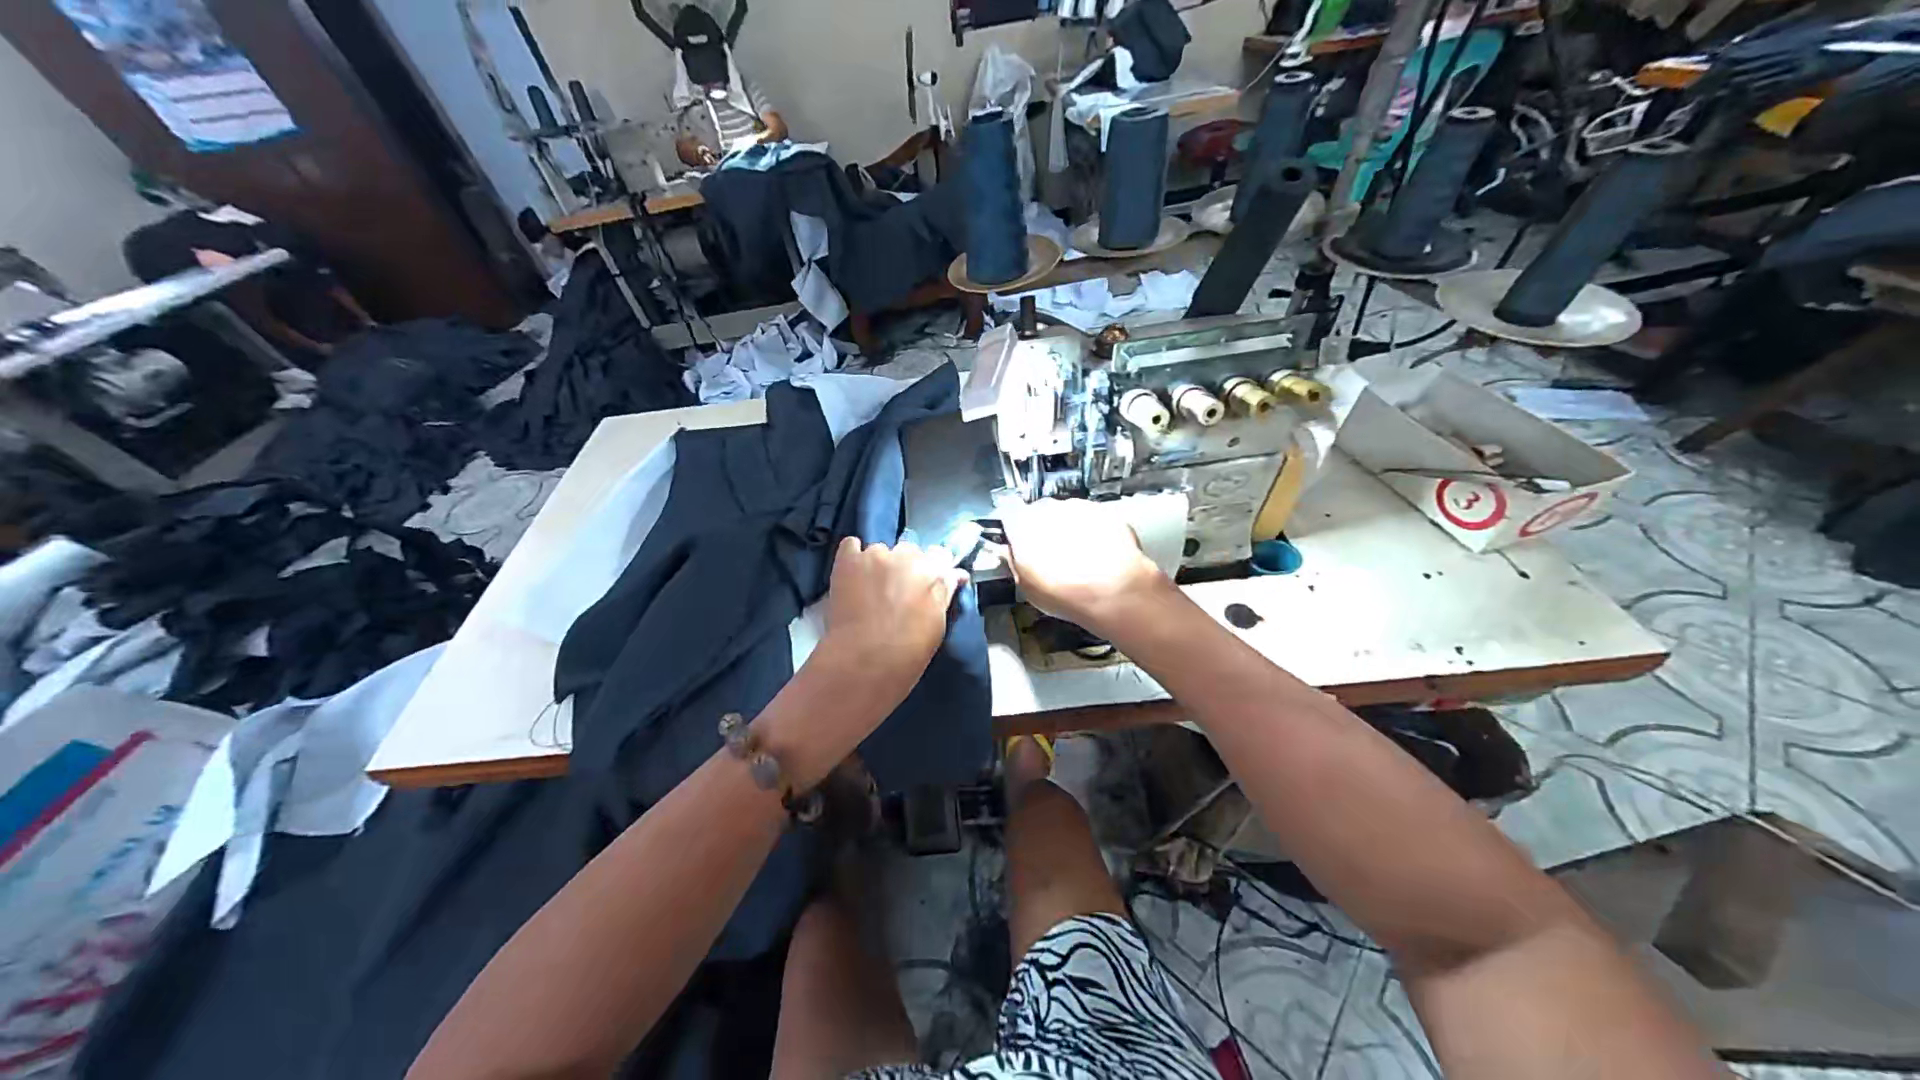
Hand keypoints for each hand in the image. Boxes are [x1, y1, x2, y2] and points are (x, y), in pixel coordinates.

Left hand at [758, 539, 964, 786]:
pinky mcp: (849, 559)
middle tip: (893, 594)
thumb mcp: (938, 624)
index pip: (939, 555)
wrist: (865, 660)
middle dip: (903, 567)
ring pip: (880, 550)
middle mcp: (909, 557)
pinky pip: (851, 546)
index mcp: (935, 573)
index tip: (921, 584)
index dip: (930, 568)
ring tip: (868, 591)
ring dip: (877, 565)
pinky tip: (851, 575)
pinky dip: (852, 557)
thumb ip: (945, 593)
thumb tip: (956, 574)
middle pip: (908, 551)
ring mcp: (877, 555)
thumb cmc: (908, 652)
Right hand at [1000, 498, 1172, 636]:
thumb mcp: (1027, 587)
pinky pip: (1094, 520)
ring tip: (1077, 562)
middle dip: (1044, 532)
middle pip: (1040, 514)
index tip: (1018, 543)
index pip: (1009, 516)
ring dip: (1070, 532)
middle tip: (1050, 559)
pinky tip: (1097, 558)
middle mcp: (1049, 509)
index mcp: (1022, 524)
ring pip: (1068, 515)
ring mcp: (1079, 508)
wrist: (1113, 592)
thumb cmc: (1069, 592)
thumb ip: (1015, 563)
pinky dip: (1095, 534)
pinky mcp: (1106, 513)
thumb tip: (1012, 558)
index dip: (1014, 531)